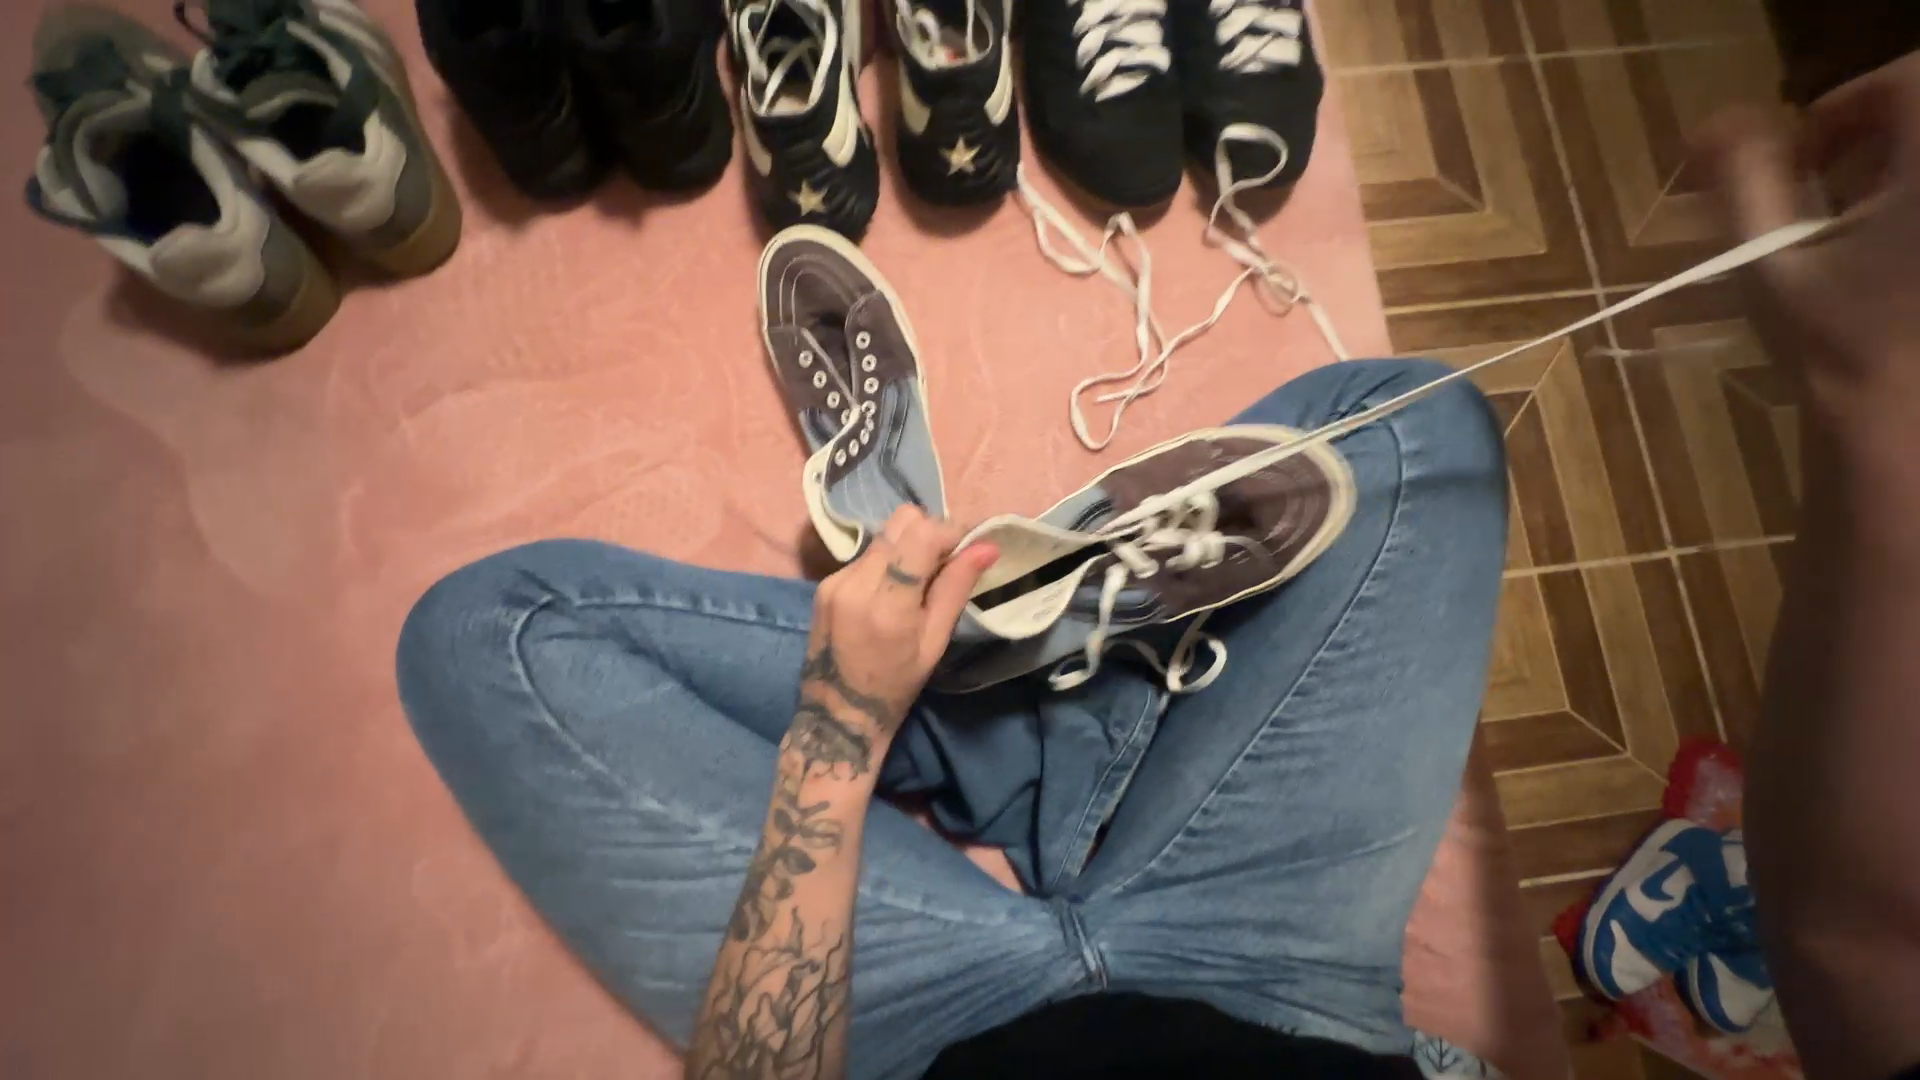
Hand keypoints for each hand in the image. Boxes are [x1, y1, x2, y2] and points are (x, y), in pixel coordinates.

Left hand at [790, 507, 997, 768]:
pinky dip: (887, 562)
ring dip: (908, 547)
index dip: (951, 532)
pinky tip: (893, 590)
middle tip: (946, 562)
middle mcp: (855, 583)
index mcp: (887, 605)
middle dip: (931, 533)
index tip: (968, 549)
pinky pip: (866, 555)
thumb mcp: (934, 642)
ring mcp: (835, 580)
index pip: (921, 535)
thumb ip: (956, 588)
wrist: (837, 713)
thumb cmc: (896, 685)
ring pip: (883, 535)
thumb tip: (987, 547)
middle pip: (901, 523)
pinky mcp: (824, 582)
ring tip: (920, 579)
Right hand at [1702, 53, 1919, 420]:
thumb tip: (1710, 124)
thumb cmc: (1826, 334)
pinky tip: (1892, 235)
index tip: (1798, 156)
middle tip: (1826, 182)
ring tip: (1858, 212)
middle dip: (1878, 128)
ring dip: (1900, 156)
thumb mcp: (1764, 260)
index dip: (1847, 105)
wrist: (1902, 397)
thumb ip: (1743, 185)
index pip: (1908, 80)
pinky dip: (1911, 189)